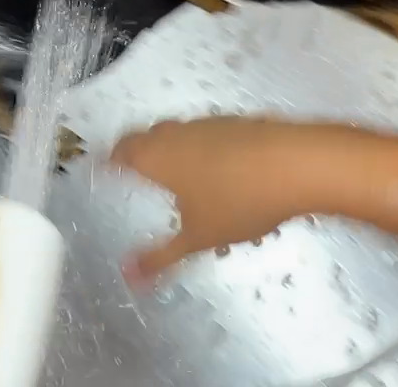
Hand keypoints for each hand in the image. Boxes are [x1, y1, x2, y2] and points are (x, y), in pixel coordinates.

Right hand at [108, 117, 339, 285]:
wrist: (294, 163)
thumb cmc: (237, 201)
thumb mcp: (198, 237)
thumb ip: (161, 256)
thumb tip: (127, 276)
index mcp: (155, 156)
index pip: (120, 152)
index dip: (109, 160)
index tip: (103, 169)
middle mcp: (172, 133)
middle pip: (142, 137)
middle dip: (134, 152)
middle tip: (131, 170)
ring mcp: (203, 123)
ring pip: (173, 132)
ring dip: (167, 148)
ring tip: (172, 172)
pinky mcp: (232, 122)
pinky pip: (202, 133)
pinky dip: (198, 147)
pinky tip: (215, 168)